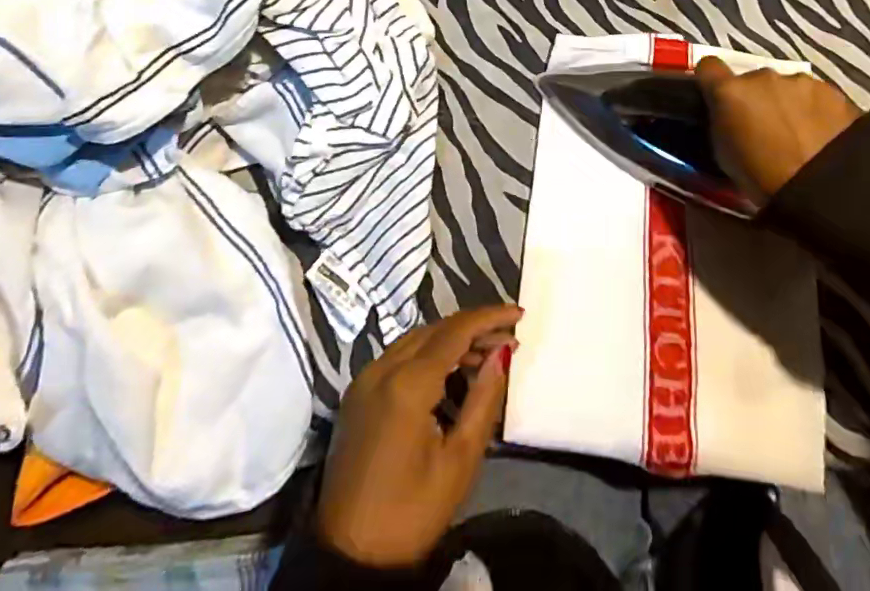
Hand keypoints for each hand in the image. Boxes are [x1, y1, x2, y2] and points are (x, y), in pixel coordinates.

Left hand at [315, 304, 521, 567]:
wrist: (349, 556)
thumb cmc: (412, 511)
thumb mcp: (461, 457)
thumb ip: (484, 396)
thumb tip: (502, 352)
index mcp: (407, 384)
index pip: (455, 331)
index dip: (489, 317)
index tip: (520, 313)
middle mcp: (380, 371)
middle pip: (434, 330)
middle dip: (474, 328)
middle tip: (509, 340)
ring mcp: (364, 383)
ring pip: (415, 341)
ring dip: (452, 340)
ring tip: (488, 356)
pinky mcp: (357, 398)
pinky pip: (399, 358)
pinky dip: (430, 355)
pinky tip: (453, 372)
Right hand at [695, 58, 861, 199]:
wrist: (822, 187)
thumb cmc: (762, 179)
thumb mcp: (724, 155)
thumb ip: (722, 123)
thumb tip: (728, 115)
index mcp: (731, 91)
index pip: (709, 66)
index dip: (712, 80)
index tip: (717, 96)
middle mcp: (764, 76)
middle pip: (753, 80)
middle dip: (756, 98)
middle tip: (765, 128)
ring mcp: (801, 81)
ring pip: (787, 86)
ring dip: (787, 103)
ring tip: (799, 135)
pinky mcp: (833, 91)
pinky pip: (816, 96)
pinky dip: (815, 111)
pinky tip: (822, 135)